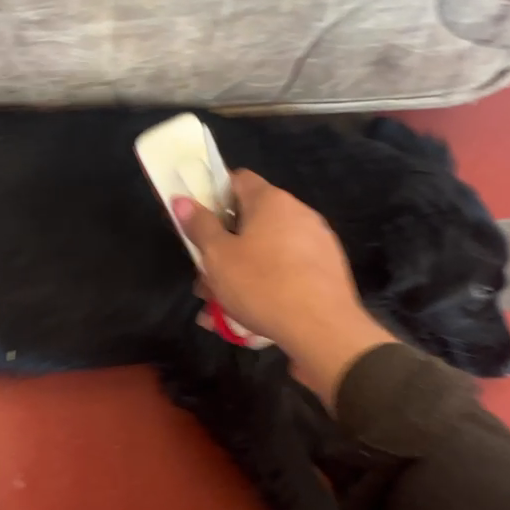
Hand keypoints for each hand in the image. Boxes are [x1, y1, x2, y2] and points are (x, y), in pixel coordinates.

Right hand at [174, 170, 394, 404]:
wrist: (324, 330)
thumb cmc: (263, 285)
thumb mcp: (218, 256)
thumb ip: (199, 226)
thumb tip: (182, 199)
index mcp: (271, 200)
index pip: (238, 180)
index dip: (214, 195)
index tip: (199, 221)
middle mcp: (298, 212)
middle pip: (251, 220)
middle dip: (224, 246)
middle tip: (206, 277)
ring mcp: (317, 242)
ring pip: (267, 250)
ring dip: (242, 271)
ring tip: (221, 306)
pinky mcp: (327, 270)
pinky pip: (287, 270)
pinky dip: (268, 284)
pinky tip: (251, 315)